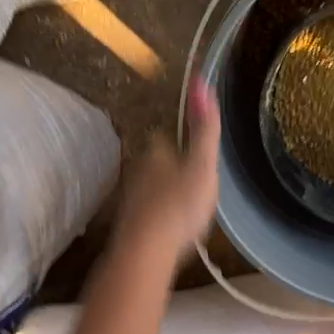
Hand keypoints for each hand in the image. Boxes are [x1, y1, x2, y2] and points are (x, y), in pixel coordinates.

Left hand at [115, 78, 220, 259]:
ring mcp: (130, 197)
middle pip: (157, 161)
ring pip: (150, 185)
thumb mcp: (203, 165)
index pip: (167, 136)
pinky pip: (147, 210)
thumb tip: (200, 81)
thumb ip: (204, 128)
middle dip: (172, 166)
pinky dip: (157, 213)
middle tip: (195, 179)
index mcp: (156, 151)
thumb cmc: (180, 205)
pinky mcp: (128, 223)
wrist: (146, 251)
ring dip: (164, 190)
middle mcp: (137, 169)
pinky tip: (170, 225)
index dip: (182, 142)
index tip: (197, 152)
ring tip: (185, 202)